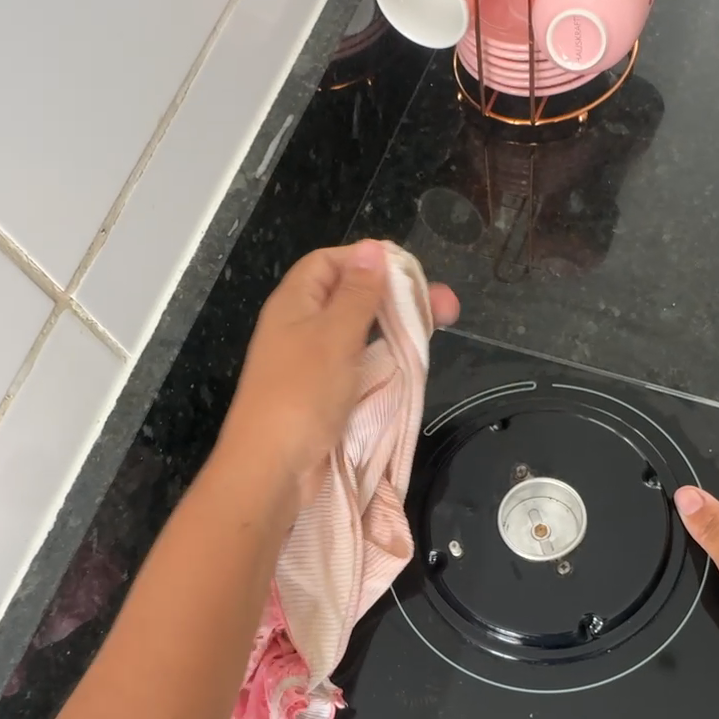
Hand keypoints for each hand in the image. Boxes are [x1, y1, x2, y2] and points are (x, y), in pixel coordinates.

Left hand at [217, 240, 459, 493]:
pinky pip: (355, 369)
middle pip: (350, 299)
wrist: (272, 469)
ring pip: (357, 336)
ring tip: (434, 335)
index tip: (412, 274)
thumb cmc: (301, 395)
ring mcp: (310, 366)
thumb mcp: (334, 335)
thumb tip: (372, 249)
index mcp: (295, 303)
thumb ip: (357, 294)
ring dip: (393, 331)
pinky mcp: (321, 399)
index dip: (369, 261)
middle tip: (446, 309)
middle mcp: (300, 329)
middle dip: (395, 298)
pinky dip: (381, 364)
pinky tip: (406, 367)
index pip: (331, 262)